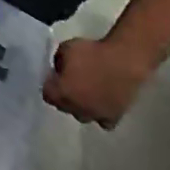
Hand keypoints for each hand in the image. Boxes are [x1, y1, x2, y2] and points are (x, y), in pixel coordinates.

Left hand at [42, 37, 157, 128]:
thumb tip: (58, 70)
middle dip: (61, 96)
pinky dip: (99, 114)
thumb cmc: (91, 52)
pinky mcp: (114, 117)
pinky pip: (102, 121)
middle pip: (63, 107)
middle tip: (66, 83)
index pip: (47, 95)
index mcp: (63, 92)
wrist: (122, 62)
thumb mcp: (64, 48)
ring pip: (81, 116)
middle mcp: (78, 108)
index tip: (51, 77)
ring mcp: (96, 115)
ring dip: (79, 106)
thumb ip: (57, 61)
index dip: (48, 86)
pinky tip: (100, 103)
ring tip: (82, 93)